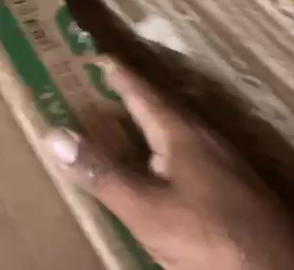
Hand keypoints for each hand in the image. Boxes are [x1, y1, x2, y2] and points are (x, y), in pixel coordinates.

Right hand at [45, 60, 293, 269]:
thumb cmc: (211, 238)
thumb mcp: (146, 209)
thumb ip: (102, 173)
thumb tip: (53, 132)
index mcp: (182, 133)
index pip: (142, 90)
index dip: (116, 72)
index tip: (95, 54)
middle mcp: (207, 141)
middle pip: (163, 108)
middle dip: (132, 97)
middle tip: (102, 86)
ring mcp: (228, 167)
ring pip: (181, 134)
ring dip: (152, 126)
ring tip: (128, 125)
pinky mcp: (240, 194)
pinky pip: (195, 157)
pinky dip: (169, 152)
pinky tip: (166, 171)